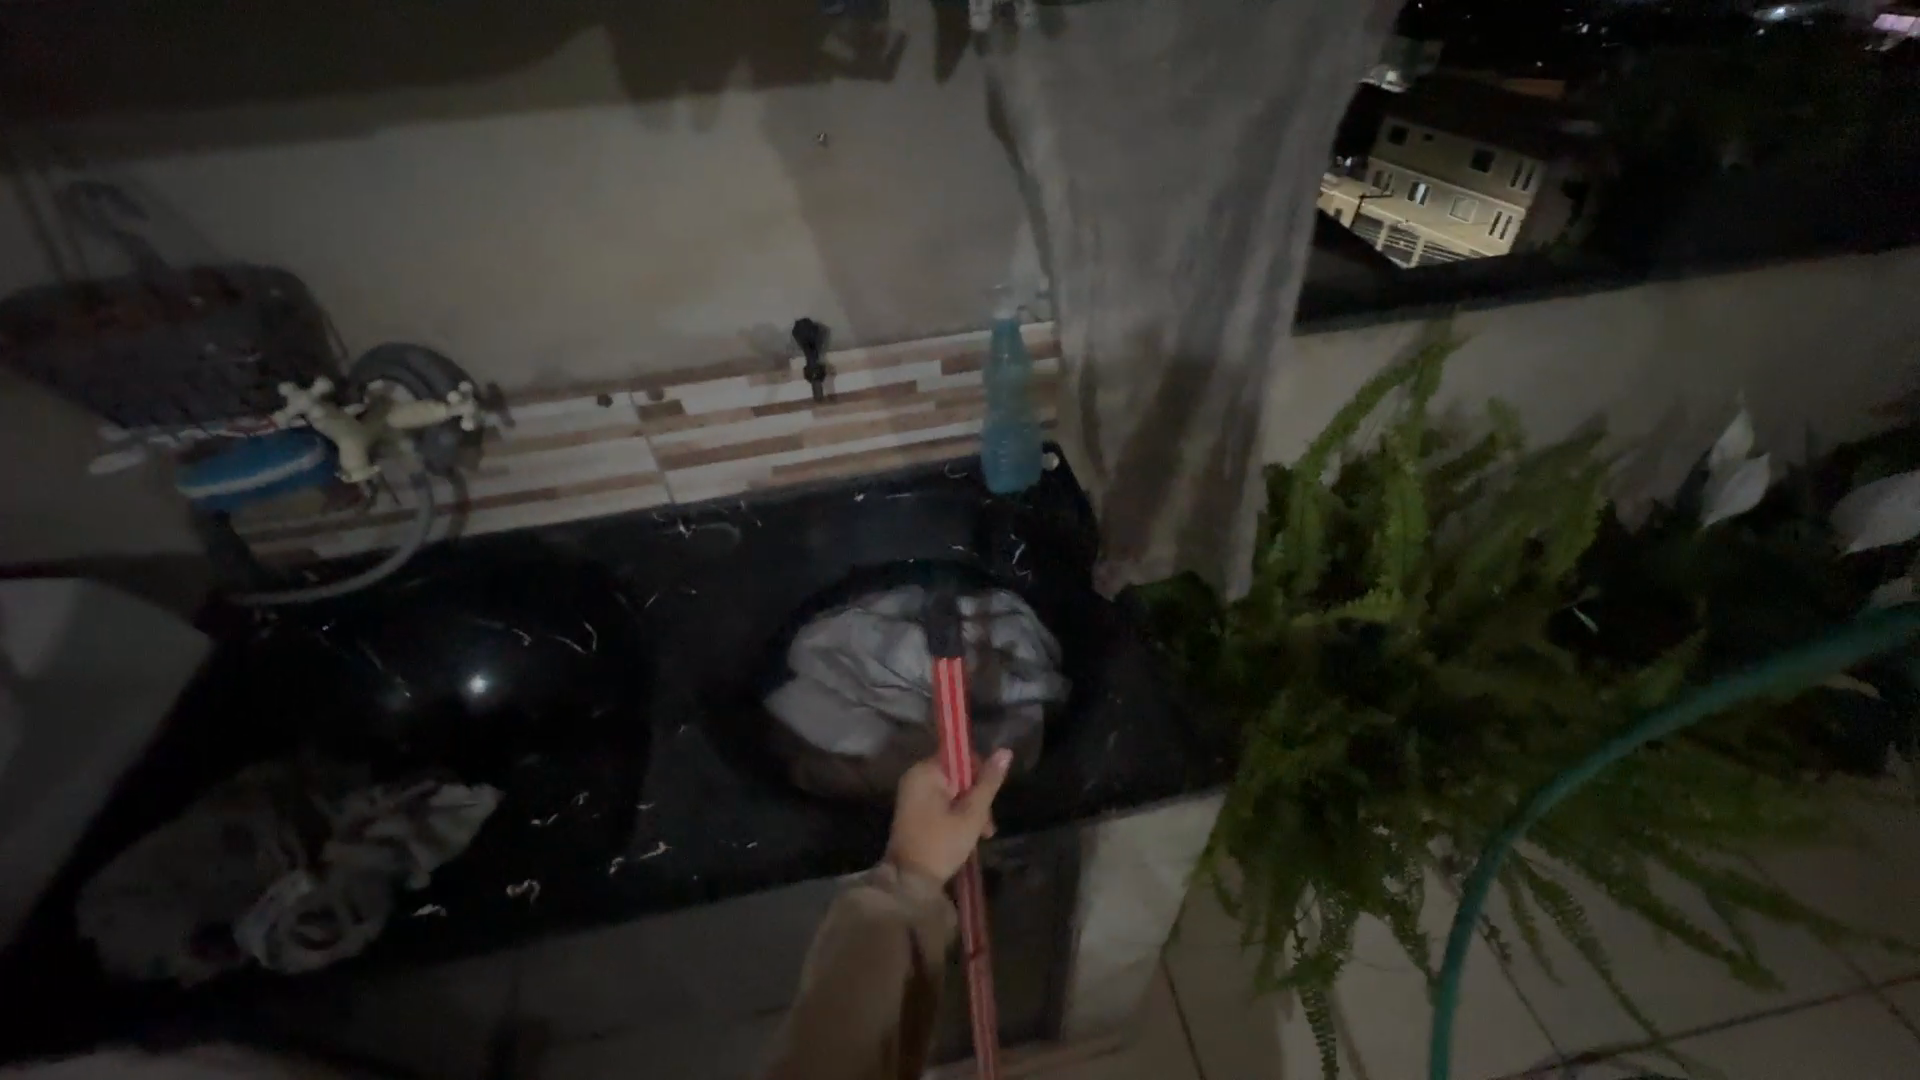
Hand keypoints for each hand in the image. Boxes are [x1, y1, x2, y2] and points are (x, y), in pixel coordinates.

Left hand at [885, 749, 1012, 885]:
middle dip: (977, 799)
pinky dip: (956, 815)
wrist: (909, 881)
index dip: (980, 775)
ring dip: (970, 810)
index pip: (961, 757)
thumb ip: (988, 782)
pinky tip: (968, 835)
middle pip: (958, 776)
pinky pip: (941, 803)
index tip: (989, 800)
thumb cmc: (941, 843)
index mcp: (925, 771)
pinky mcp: (914, 811)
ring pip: (952, 792)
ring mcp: (913, 794)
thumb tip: (1005, 750)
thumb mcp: (972, 813)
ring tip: (982, 835)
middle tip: (987, 827)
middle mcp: (916, 777)